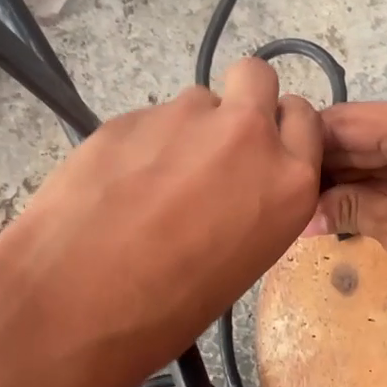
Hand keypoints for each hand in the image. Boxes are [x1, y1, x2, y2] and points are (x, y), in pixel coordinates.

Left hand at [0, 57, 323, 360]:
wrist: (82, 298)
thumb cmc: (173, 308)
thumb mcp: (244, 262)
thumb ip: (255, 206)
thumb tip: (233, 192)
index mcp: (290, 183)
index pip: (304, 120)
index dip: (282, 130)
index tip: (263, 151)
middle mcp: (247, 137)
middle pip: (258, 78)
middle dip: (243, 101)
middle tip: (217, 147)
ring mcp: (185, 118)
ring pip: (199, 99)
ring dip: (187, 128)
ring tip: (156, 180)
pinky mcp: (130, 115)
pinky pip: (150, 118)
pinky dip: (142, 144)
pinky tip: (118, 185)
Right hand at [313, 96, 386, 337]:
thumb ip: (350, 209)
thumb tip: (305, 212)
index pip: (347, 121)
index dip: (309, 148)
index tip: (276, 175)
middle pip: (370, 130)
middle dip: (332, 164)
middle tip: (290, 198)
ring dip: (356, 175)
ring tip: (313, 206)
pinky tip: (351, 203)